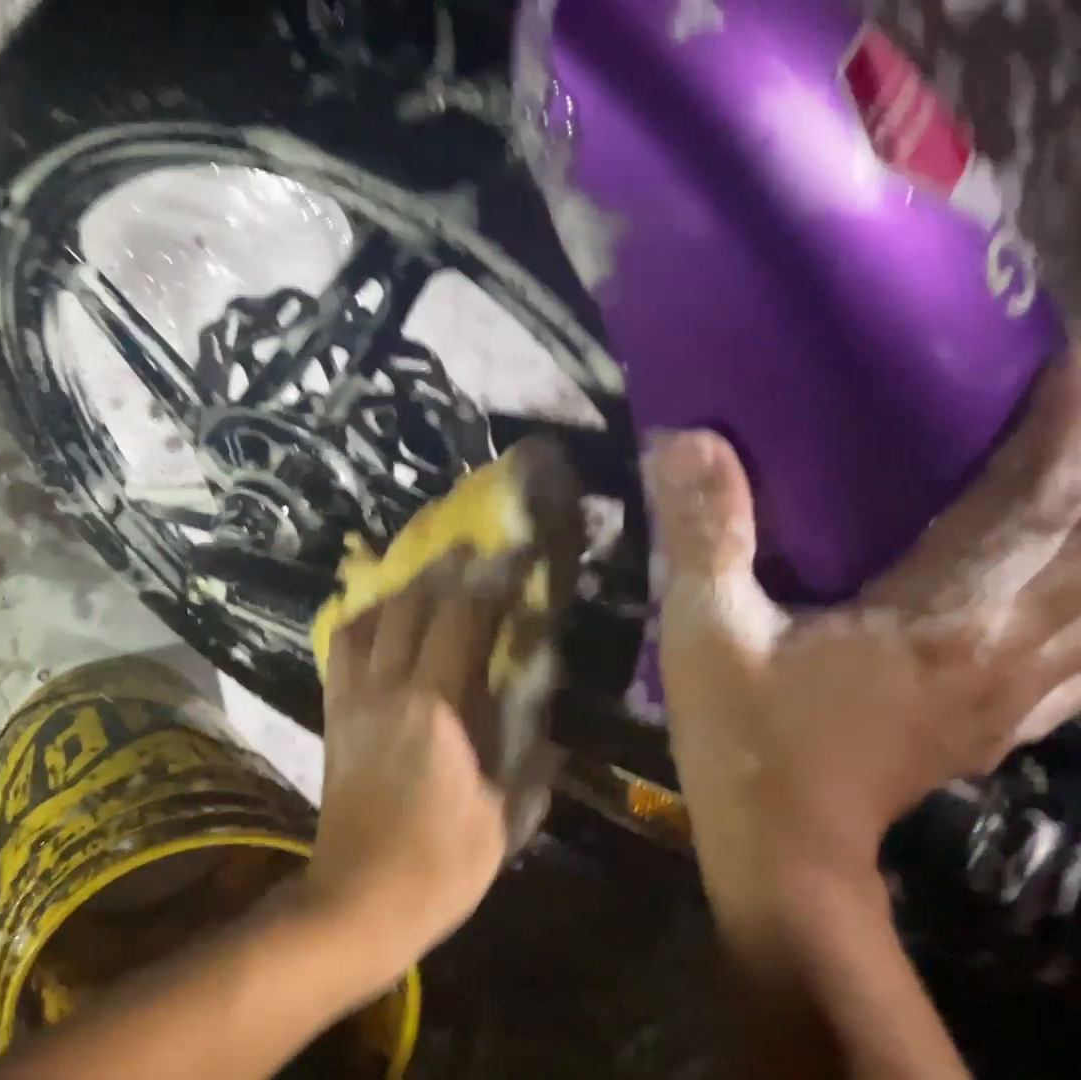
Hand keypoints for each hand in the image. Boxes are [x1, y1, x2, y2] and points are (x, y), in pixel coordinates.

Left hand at [305, 548, 537, 968]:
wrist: (359, 895)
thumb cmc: (442, 865)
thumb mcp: (507, 815)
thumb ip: (530, 755)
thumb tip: (542, 712)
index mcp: (437, 707)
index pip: (463, 620)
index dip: (491, 580)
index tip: (515, 553)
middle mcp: (386, 688)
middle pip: (410, 607)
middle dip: (444, 571)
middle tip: (473, 551)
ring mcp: (350, 698)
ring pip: (366, 620)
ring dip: (399, 592)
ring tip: (426, 581)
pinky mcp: (331, 714)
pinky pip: (340, 650)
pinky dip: (361, 623)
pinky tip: (379, 623)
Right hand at [645, 349, 1080, 892]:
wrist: (784, 844)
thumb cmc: (745, 737)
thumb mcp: (704, 633)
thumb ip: (703, 537)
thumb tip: (688, 440)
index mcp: (943, 616)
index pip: (1037, 502)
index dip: (1067, 424)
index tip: (1070, 357)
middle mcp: (1011, 643)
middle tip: (1071, 398)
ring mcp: (1023, 686)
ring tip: (1069, 477)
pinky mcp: (1010, 712)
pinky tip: (1073, 594)